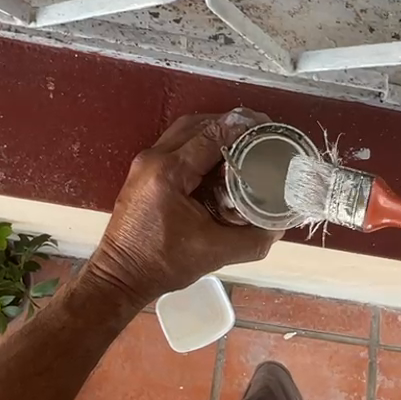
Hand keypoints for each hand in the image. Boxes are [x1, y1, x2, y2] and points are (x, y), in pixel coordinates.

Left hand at [83, 110, 282, 307]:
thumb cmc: (163, 264)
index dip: (241, 127)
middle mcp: (154, 158)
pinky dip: (199, 142)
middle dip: (230, 124)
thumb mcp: (215, 253)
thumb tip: (279, 224)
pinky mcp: (144, 171)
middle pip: (198, 125)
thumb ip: (253, 238)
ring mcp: (145, 162)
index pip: (211, 135)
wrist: (121, 276)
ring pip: (185, 130)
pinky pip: (176, 144)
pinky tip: (220, 156)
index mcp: (169, 172)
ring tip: (243, 140)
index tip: (267, 127)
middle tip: (259, 131)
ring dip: (213, 130)